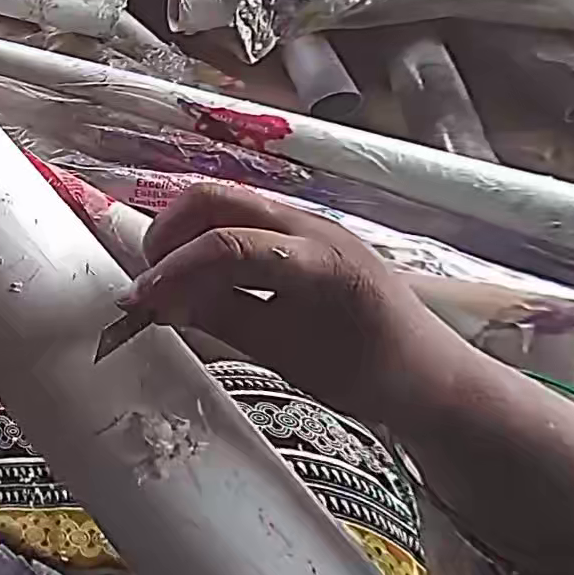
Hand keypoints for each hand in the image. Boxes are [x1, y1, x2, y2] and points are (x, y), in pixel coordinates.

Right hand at [128, 183, 476, 422]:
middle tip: (151, 277)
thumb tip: (157, 302)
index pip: (227, 245)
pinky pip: (231, 216)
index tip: (139, 298)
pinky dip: (198, 236)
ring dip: (178, 231)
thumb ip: (215, 317)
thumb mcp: (283, 353)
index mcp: (321, 261)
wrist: (435, 376)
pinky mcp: (294, 228)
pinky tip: (194, 272)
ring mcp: (302, 221)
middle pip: (212, 199)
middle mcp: (309, 225)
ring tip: (167, 275)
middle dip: (166, 233)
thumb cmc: (368, 373)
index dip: (173, 270)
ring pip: (216, 201)